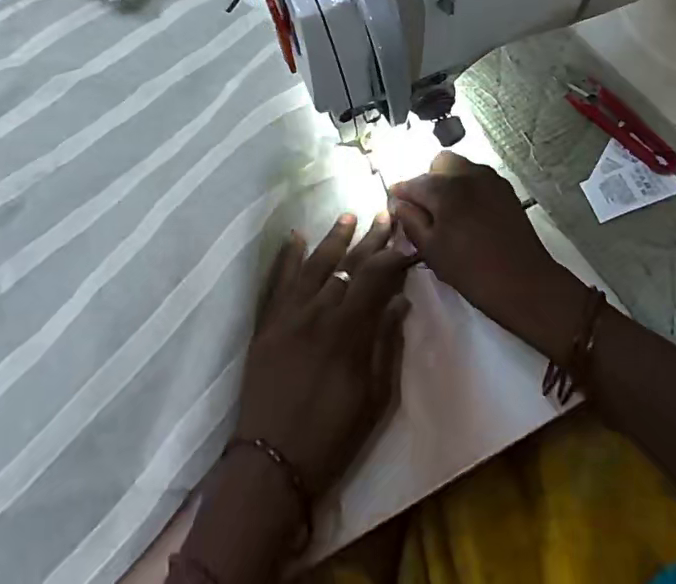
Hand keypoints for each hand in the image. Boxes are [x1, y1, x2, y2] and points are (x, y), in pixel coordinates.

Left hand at [232, 213, 414, 495]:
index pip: (374, 279)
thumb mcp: (375, 399)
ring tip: (347, 215)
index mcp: (347, 332)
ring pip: (312, 266)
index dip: (393, 257)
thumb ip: (386, 344)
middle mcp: (316, 313)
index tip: (409, 243)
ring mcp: (287, 316)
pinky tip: (295, 237)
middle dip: (368, 240)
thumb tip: (400, 301)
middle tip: (384, 215)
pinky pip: (277, 282)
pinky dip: (287, 258)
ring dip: (332, 239)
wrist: (271, 461)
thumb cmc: (332, 437)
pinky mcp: (266, 325)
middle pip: (346, 266)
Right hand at [390, 152, 589, 357]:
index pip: (412, 182)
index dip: (400, 194)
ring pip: (460, 168)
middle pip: (439, 164)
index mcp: (444, 188)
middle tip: (425, 209)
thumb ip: (410, 220)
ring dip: (448, 182)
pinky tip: (468, 216)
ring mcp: (490, 180)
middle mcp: (467, 174)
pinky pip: (478, 179)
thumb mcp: (431, 249)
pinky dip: (467, 189)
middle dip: (427, 180)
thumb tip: (399, 203)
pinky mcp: (506, 190)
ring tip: (448, 213)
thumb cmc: (471, 270)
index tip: (397, 207)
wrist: (525, 284)